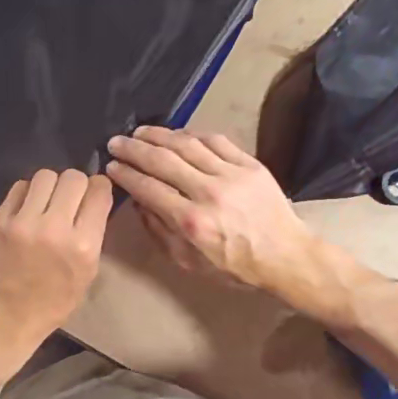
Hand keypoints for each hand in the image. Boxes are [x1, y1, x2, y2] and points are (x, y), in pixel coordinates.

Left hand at [0, 169, 113, 345]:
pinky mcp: (0, 220)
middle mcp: (54, 229)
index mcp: (82, 245)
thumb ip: (94, 231)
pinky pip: (20, 186)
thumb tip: (95, 196)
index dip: (99, 188)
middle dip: (77, 184)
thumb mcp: (89, 270)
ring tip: (49, 201)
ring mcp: (23, 223)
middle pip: (73, 177)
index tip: (94, 194)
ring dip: (52, 185)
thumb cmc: (56, 299)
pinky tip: (29, 208)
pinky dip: (28, 193)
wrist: (9, 314)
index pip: (99, 191)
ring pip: (45, 176)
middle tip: (71, 199)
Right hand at [104, 127, 320, 294]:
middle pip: (162, 160)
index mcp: (191, 221)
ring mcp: (231, 174)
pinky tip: (177, 134)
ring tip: (141, 132)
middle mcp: (208, 192)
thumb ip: (160, 232)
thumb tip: (139, 203)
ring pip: (187, 144)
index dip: (126, 174)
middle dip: (134, 149)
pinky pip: (216, 141)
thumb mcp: (189, 262)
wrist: (286, 256)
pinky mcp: (250, 164)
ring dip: (159, 135)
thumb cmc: (234, 266)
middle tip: (116, 142)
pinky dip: (193, 134)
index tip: (111, 166)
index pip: (148, 188)